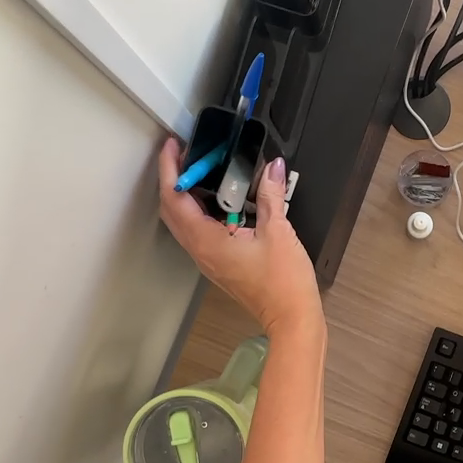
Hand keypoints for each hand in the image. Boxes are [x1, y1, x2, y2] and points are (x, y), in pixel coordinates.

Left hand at [157, 139, 321, 335]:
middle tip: (187, 153)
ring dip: (187, 195)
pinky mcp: (220, 264)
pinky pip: (200, 232)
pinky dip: (202, 211)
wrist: (291, 317)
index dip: (171, 169)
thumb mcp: (279, 231)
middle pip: (173, 210)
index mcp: (208, 241)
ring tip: (203, 171)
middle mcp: (201, 252)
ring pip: (184, 222)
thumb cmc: (284, 282)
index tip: (174, 145)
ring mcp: (208, 260)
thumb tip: (272, 167)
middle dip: (175, 178)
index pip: (175, 198)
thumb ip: (271, 195)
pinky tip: (222, 199)